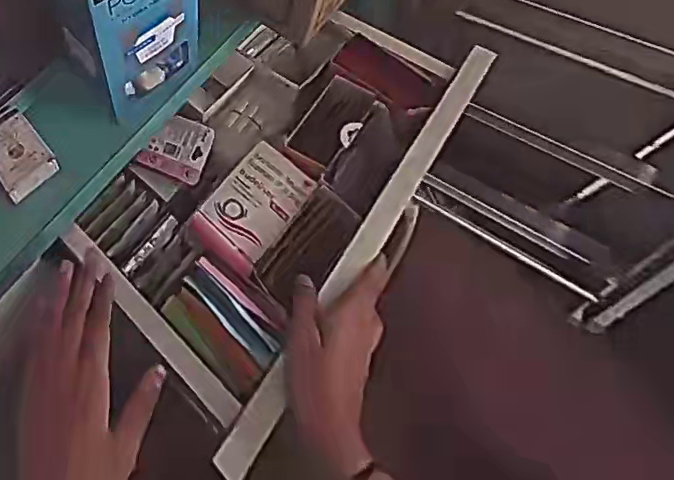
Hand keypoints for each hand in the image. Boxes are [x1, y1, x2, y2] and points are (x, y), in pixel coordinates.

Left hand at [19, 259, 165, 479]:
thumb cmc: (88, 475)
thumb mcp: (125, 445)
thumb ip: (142, 404)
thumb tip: (158, 374)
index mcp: (92, 382)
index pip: (98, 327)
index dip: (103, 296)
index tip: (106, 275)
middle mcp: (65, 374)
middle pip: (74, 318)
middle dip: (82, 284)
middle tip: (87, 257)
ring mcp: (44, 380)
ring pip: (50, 326)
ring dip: (57, 295)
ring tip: (63, 269)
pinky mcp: (27, 391)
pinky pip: (31, 346)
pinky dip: (35, 322)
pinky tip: (37, 307)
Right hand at [287, 257, 393, 478]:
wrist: (330, 431)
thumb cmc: (316, 386)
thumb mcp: (299, 336)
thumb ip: (304, 303)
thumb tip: (304, 282)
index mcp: (355, 312)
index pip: (373, 276)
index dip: (374, 257)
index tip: (373, 241)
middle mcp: (367, 326)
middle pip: (367, 292)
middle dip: (350, 279)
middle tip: (331, 269)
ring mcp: (367, 344)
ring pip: (361, 310)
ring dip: (346, 301)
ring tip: (321, 297)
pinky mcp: (361, 359)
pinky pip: (356, 328)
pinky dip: (344, 320)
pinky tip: (322, 327)